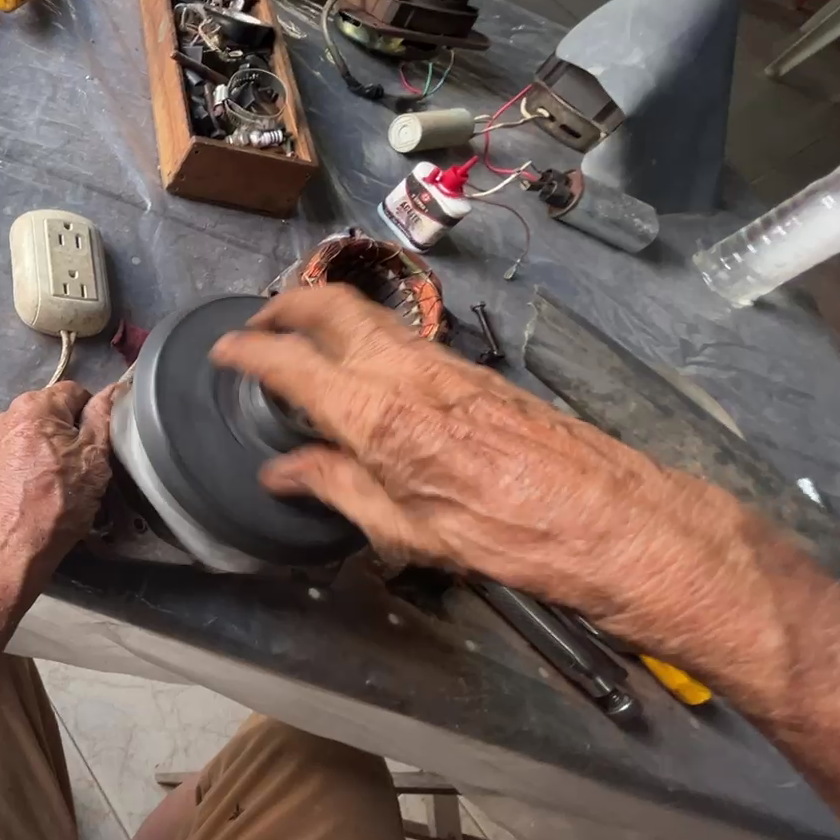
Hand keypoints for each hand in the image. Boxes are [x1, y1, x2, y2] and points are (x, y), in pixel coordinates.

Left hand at [0, 381, 117, 604]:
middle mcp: (7, 415)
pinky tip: (42, 492)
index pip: (77, 392)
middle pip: (54, 413)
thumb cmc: (55, 504)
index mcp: (33, 405)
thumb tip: (114, 390)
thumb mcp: (93, 459)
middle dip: (73, 435)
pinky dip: (35, 467)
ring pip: (38, 436)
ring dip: (54, 452)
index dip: (95, 415)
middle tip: (85, 468)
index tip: (101, 445)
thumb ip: (104, 417)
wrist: (6, 552)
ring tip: (63, 485)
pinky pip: (21, 454)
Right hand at [209, 285, 759, 647]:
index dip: (246, 350)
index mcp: (373, 413)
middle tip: (259, 323)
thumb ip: (333, 485)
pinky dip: (359, 335)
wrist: (617, 521)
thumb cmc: (501, 535)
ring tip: (301, 341)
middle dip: (285, 304)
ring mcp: (438, 361)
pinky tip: (359, 369)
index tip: (222, 351)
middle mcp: (401, 370)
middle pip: (330, 305)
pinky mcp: (467, 368)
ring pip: (366, 313)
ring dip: (323, 314)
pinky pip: (397, 334)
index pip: (290, 361)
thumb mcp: (402, 527)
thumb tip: (280, 472)